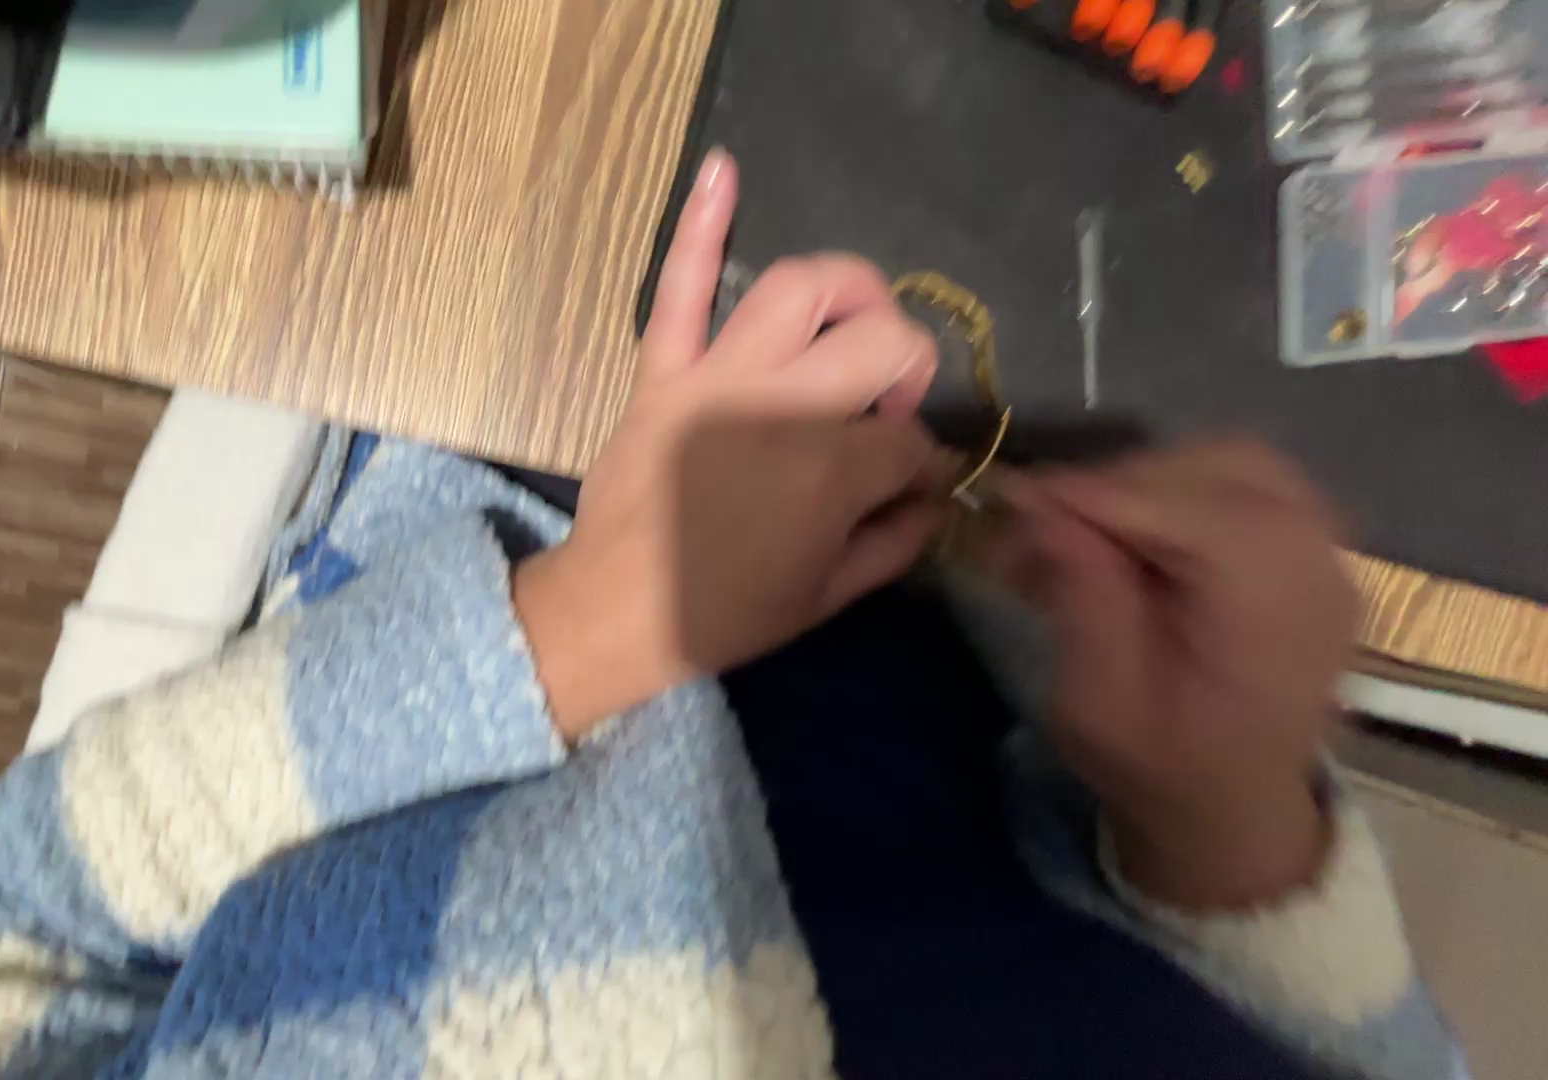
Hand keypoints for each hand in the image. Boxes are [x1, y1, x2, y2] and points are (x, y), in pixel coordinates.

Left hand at [515, 149, 950, 741]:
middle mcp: (783, 406)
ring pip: (798, 289)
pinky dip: (698, 228)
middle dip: (907, 367)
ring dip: (847, 288)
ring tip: (853, 316)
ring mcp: (716, 380)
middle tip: (889, 403)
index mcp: (832, 471)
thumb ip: (897, 540)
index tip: (900, 487)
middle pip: (881, 342)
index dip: (917, 464)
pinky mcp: (661, 375)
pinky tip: (722, 170)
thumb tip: (934, 491)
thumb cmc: (723, 614)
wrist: (615, 610)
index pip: (911, 440)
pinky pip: (677, 291)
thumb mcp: (829, 597)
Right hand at [997, 439, 1356, 909]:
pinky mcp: (1296, 549)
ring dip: (1137, 482)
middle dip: (1116, 484)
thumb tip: (1045, 510)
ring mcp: (1319, 555)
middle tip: (1039, 524)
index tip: (1019, 500)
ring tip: (1073, 527)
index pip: (1206, 519)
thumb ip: (1084, 599)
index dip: (1106, 495)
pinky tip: (1116, 531)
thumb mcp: (1095, 701)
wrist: (1228, 802)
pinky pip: (1232, 483)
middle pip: (1222, 471)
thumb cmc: (1154, 764)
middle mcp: (1319, 573)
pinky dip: (1163, 489)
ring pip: (1228, 464)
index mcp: (1276, 625)